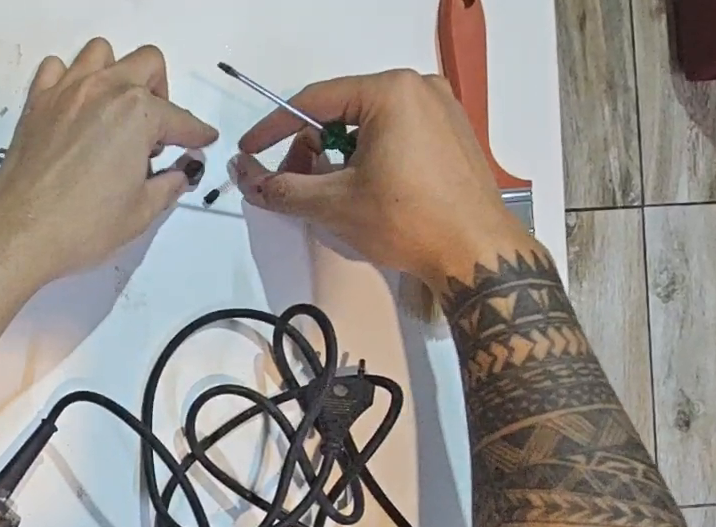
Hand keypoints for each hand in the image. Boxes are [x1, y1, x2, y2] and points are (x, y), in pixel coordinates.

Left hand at [0, 39, 217, 291]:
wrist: (20, 236)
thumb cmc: (81, 228)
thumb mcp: (139, 214)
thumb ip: (167, 187)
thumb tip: (180, 175)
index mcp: (137, 114)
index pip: (178, 119)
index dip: (194, 134)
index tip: (201, 140)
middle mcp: (103, 90)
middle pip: (146, 65)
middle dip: (160, 93)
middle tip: (154, 133)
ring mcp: (66, 93)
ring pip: (101, 55)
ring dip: (116, 75)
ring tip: (114, 113)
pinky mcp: (36, 105)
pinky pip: (56, 70)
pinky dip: (70, 81)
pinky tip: (74, 110)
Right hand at [231, 69, 534, 288]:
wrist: (470, 248)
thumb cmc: (404, 219)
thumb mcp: (332, 204)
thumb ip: (282, 187)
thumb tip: (245, 177)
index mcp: (390, 92)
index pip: (314, 101)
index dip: (273, 128)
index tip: (247, 152)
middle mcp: (418, 88)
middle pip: (340, 111)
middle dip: (307, 148)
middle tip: (291, 185)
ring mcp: (438, 108)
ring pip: (364, 126)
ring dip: (334, 158)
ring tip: (327, 195)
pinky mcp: (446, 132)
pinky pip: (390, 135)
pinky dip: (362, 159)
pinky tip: (358, 191)